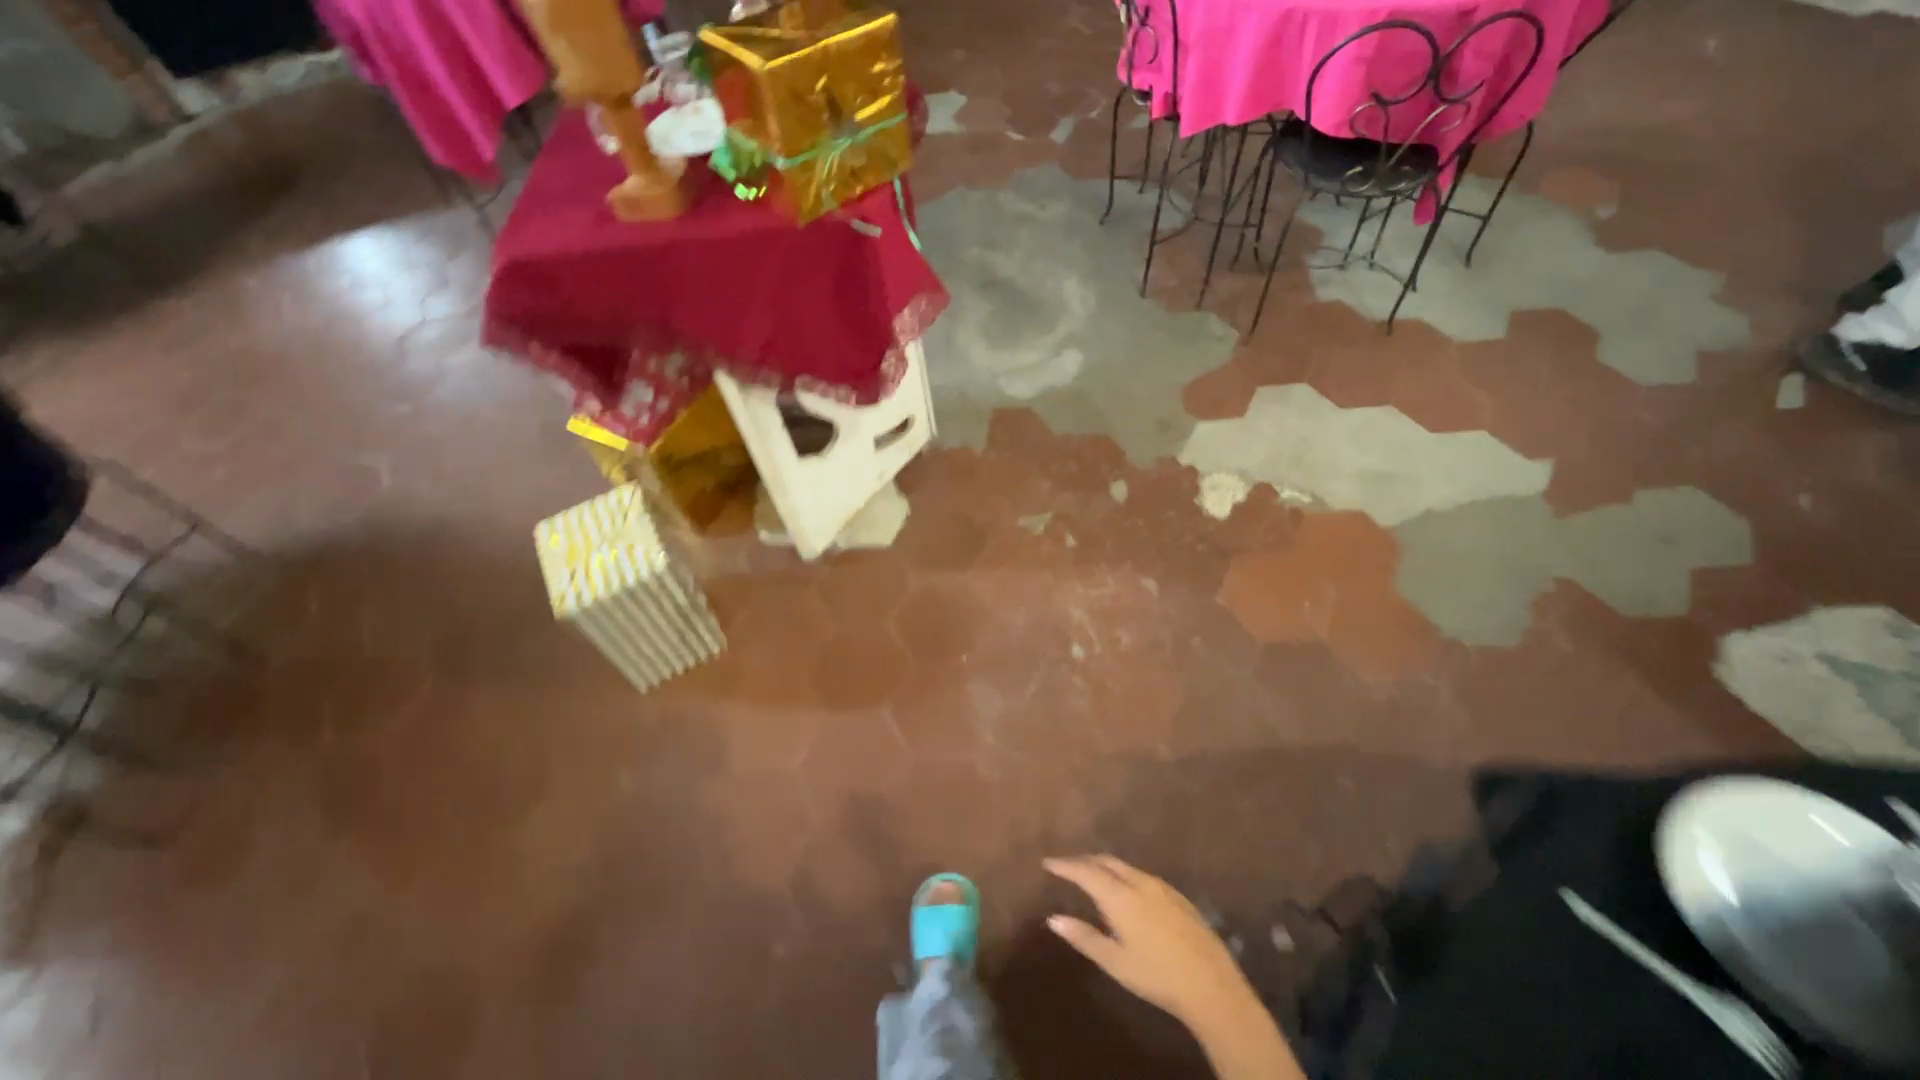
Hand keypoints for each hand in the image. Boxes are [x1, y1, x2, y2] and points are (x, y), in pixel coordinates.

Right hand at [1044, 855, 1253, 1026]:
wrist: (1211, 985)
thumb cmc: (1156, 976)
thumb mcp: (1115, 962)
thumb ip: (1084, 937)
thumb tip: (1053, 918)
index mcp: (1121, 897)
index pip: (1086, 872)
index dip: (1065, 866)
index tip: (1048, 863)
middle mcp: (1141, 884)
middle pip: (1108, 862)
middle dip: (1085, 861)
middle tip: (1068, 867)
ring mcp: (1164, 889)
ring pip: (1128, 868)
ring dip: (1107, 867)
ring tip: (1094, 876)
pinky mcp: (1180, 898)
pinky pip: (1144, 877)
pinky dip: (1126, 876)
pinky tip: (1128, 891)